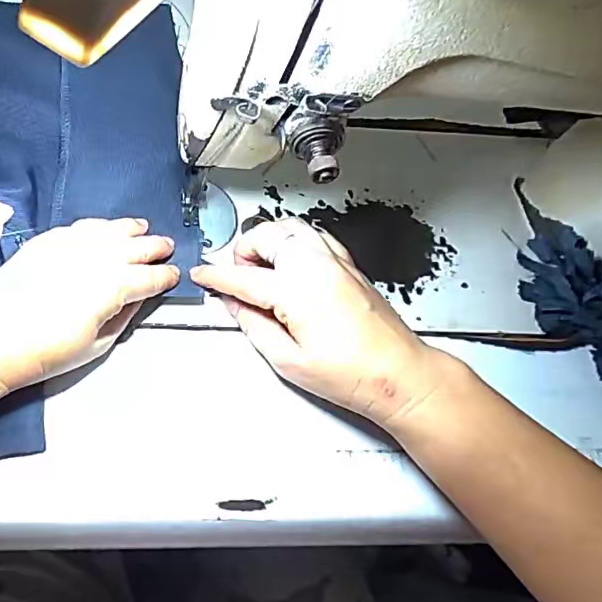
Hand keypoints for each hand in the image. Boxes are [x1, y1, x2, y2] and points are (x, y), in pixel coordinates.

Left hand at [0, 217, 181, 392]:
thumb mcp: (96, 344)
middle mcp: (94, 258)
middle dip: (154, 247)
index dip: (165, 276)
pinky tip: (102, 229)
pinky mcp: (45, 242)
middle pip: (134, 246)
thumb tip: (135, 302)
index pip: (149, 277)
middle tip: (165, 248)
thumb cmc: (40, 351)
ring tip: (141, 228)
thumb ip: (122, 317)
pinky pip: (79, 227)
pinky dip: (96, 227)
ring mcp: (68, 245)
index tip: (172, 275)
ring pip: (108, 229)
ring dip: (128, 229)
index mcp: (113, 286)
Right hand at [189, 217, 466, 427]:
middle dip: (242, 252)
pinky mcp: (348, 264)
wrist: (399, 374)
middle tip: (236, 277)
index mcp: (295, 289)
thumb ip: (253, 326)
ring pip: (289, 227)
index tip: (202, 275)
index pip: (242, 276)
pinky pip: (313, 235)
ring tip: (260, 267)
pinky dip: (293, 241)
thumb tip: (235, 306)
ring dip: (268, 241)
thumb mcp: (287, 360)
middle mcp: (315, 265)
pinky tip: (290, 262)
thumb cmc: (353, 373)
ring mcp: (334, 260)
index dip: (216, 276)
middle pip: (264, 236)